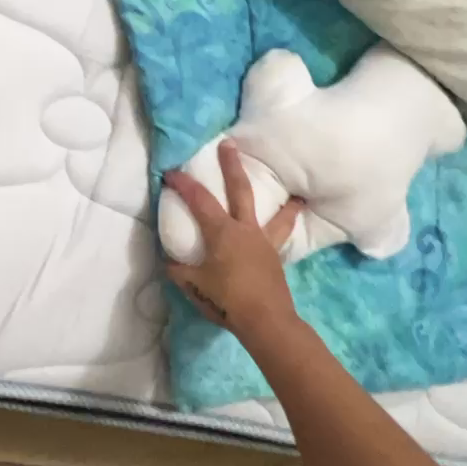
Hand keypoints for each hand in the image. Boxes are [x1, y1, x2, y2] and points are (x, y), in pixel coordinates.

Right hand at [164, 140, 304, 336]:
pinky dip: (286, 228)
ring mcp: (265, 243)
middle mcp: (245, 230)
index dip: (183, 184)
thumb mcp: (193, 284)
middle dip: (232, 166)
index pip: (199, 200)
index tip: (170, 172)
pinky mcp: (275, 258)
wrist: (266, 320)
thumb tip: (170, 261)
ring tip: (296, 195)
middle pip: (240, 190)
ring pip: (277, 214)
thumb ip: (179, 270)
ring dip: (285, 203)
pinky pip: (281, 237)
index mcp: (222, 233)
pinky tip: (287, 229)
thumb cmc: (226, 300)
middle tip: (229, 145)